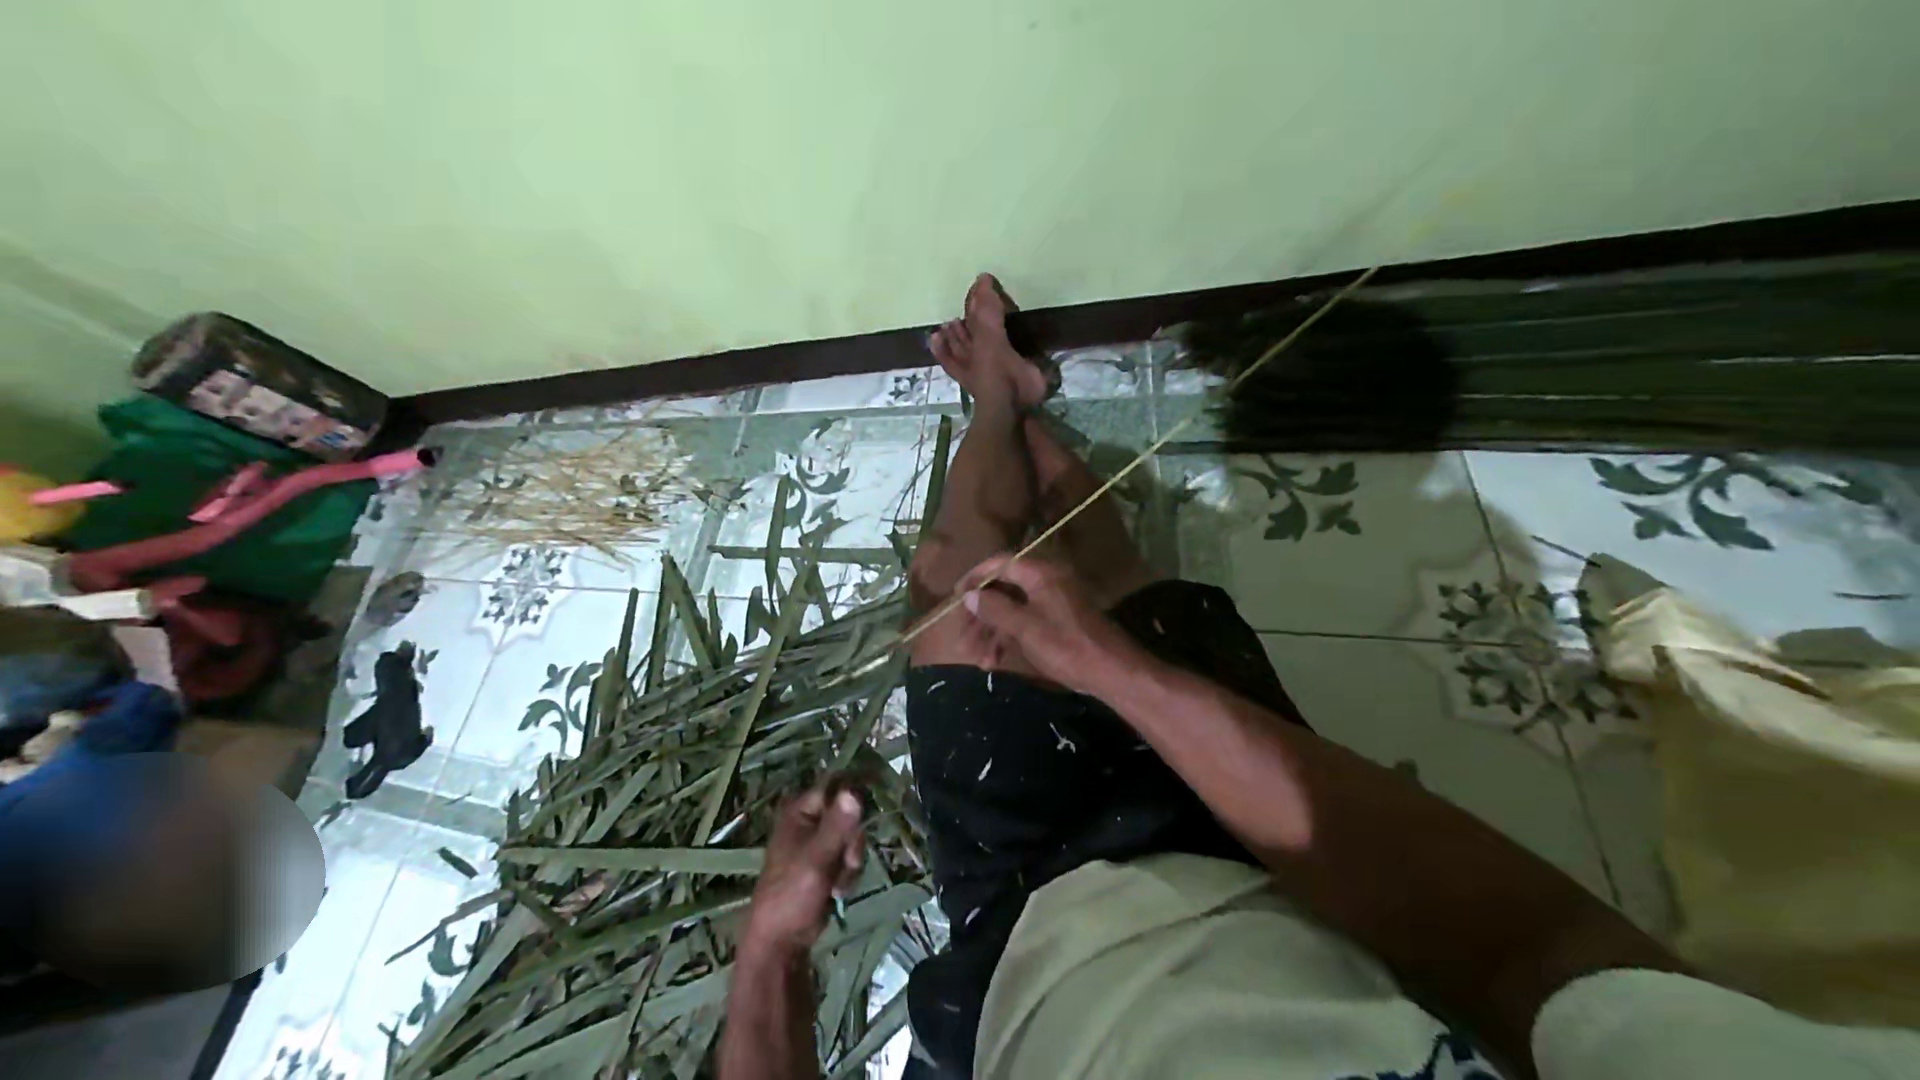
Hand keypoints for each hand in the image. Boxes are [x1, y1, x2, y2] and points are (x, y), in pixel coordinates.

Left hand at [740, 786, 863, 958]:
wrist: (781, 941)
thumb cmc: (791, 895)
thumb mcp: (816, 859)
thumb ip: (837, 826)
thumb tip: (853, 792)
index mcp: (798, 811)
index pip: (834, 787)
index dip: (854, 797)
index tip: (867, 813)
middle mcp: (808, 821)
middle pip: (849, 814)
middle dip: (852, 842)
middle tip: (846, 861)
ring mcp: (817, 843)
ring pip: (852, 838)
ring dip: (851, 862)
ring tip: (837, 883)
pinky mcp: (825, 863)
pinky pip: (849, 857)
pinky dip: (847, 874)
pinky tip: (837, 890)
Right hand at [958, 554, 1154, 697]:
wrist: (1112, 670)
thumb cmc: (1066, 646)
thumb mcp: (1025, 628)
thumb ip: (995, 608)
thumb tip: (970, 595)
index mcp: (1040, 574)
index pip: (1000, 563)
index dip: (975, 577)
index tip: (957, 596)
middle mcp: (1048, 580)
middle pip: (1005, 587)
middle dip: (982, 613)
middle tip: (965, 636)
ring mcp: (1055, 600)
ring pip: (1014, 608)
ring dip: (994, 631)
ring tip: (981, 659)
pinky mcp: (1060, 619)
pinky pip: (1027, 620)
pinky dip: (1011, 637)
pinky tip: (997, 660)